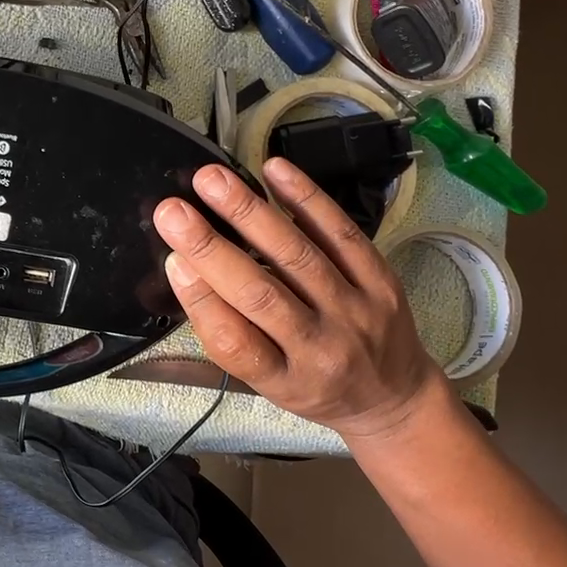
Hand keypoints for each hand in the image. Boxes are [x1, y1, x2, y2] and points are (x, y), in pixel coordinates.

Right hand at [153, 158, 449, 442]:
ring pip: (299, 257)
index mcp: (284, 381)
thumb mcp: (264, 381)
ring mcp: (357, 312)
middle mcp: (323, 349)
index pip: (237, 343)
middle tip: (172, 211)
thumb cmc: (310, 386)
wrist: (394, 396)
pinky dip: (307, 199)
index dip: (202, 301)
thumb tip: (185, 267)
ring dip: (250, 213)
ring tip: (211, 181)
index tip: (172, 260)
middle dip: (212, 249)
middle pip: (263, 296)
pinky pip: (342, 234)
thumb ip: (226, 331)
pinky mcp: (381, 279)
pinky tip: (274, 171)